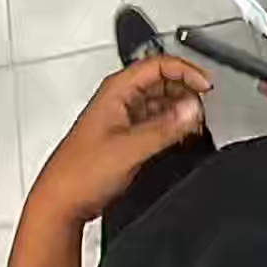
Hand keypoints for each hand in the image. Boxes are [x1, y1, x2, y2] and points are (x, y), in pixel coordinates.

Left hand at [25, 55, 211, 225]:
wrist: (61, 202)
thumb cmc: (80, 171)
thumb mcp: (129, 148)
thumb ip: (164, 128)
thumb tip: (191, 109)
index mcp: (118, 88)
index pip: (158, 64)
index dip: (185, 70)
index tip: (205, 85)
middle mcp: (120, 96)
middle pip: (161, 79)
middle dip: (185, 88)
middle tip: (204, 105)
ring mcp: (123, 114)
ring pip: (159, 99)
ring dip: (179, 107)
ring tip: (196, 121)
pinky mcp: (126, 132)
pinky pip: (155, 117)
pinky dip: (171, 122)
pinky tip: (182, 134)